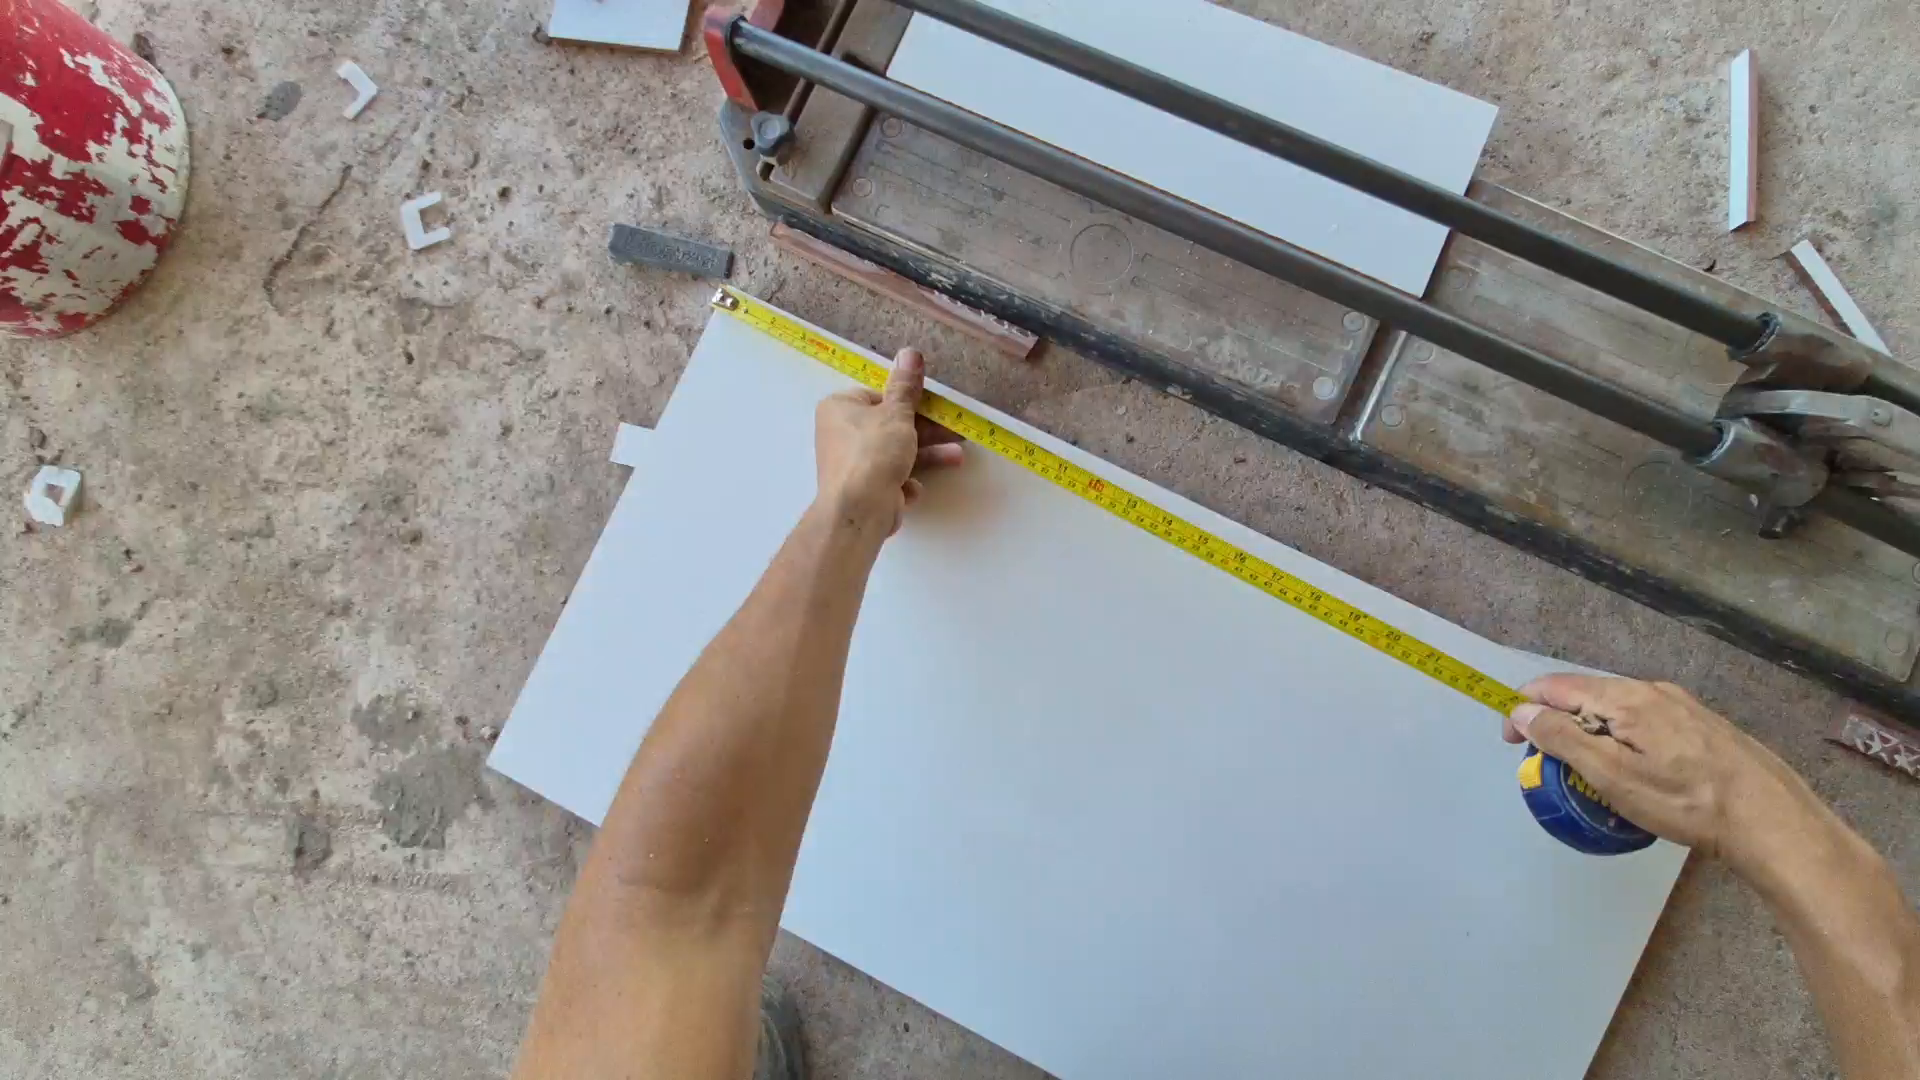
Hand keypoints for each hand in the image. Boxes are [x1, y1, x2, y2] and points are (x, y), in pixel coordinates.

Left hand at [814, 348, 963, 535]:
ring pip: (895, 454)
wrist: (860, 508)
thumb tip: (910, 351)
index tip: (933, 406)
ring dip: (927, 455)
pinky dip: (904, 483)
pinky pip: (889, 479)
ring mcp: (851, 464)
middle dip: (927, 431)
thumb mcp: (897, 413)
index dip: (907, 401)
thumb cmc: (875, 451)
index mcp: (840, 408)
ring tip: (958, 457)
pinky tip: (911, 490)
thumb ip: (906, 386)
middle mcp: (840, 434)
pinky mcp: (863, 490)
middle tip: (956, 430)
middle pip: (890, 426)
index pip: (878, 396)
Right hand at [1505, 675, 1825, 874]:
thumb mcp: (1612, 775)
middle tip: (1554, 765)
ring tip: (1593, 772)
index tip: (1515, 745)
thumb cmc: (1688, 804)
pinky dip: (1622, 740)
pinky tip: (1638, 772)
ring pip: (1614, 711)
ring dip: (1590, 734)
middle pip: (1581, 696)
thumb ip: (1561, 737)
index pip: (1550, 687)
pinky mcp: (1705, 727)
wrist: (1782, 829)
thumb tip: (1521, 711)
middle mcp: (1651, 691)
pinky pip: (1644, 723)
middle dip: (1556, 725)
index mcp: (1624, 698)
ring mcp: (1683, 707)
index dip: (1522, 710)